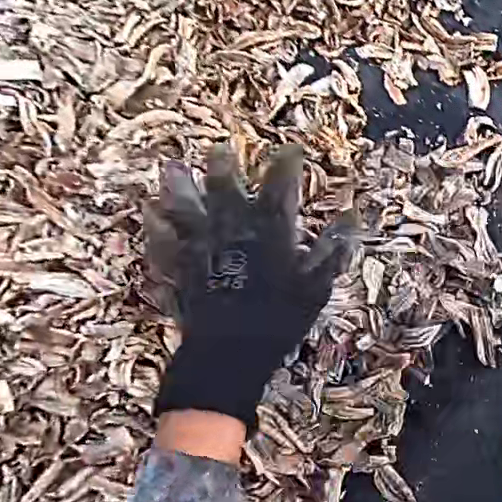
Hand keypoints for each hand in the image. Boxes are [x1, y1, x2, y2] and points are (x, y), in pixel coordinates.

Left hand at [144, 143, 355, 431]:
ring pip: (188, 211)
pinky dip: (157, 230)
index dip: (286, 166)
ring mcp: (202, 249)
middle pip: (226, 190)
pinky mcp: (181, 270)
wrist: (230, 354)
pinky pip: (164, 245)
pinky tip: (148, 216)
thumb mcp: (315, 287)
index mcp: (267, 232)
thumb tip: (352, 219)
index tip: (290, 149)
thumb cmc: (278, 320)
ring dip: (180, 189)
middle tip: (219, 147)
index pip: (280, 189)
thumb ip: (332, 251)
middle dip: (224, 167)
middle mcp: (232, 232)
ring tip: (172, 167)